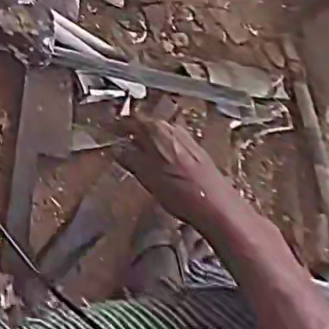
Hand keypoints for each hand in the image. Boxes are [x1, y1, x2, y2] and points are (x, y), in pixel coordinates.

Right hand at [116, 116, 231, 216]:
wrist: (219, 208)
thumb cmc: (178, 190)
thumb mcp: (145, 175)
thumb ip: (128, 158)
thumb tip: (117, 148)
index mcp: (155, 128)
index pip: (129, 120)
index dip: (117, 128)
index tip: (109, 133)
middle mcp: (171, 127)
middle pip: (147, 126)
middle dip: (135, 136)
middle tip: (124, 148)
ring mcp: (187, 138)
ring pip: (161, 137)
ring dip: (151, 145)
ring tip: (143, 161)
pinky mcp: (199, 153)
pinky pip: (174, 146)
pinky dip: (165, 152)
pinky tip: (165, 168)